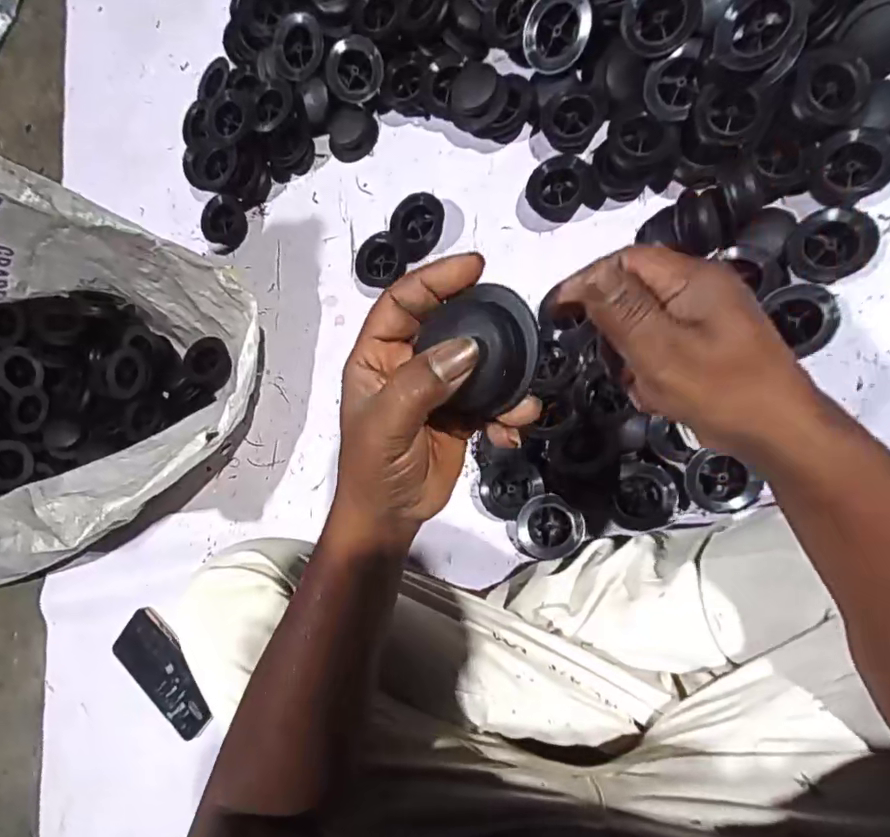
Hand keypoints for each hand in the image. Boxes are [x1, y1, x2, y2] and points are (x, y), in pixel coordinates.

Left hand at [330, 253, 538, 549]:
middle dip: (478, 321)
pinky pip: (489, 402)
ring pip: (476, 365)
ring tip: (517, 400)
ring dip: (503, 379)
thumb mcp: (387, 424)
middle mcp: (407, 367)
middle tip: (509, 320)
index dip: (433, 280)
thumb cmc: (372, 471)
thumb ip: (422, 384)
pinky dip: (505, 413)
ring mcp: (436, 391)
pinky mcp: (459, 416)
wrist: (390, 516)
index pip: (401, 303)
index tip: (470, 268)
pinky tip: (508, 430)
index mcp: (377, 359)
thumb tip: (466, 349)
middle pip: (445, 325)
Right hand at [550, 245, 819, 454]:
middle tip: (609, 356)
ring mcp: (707, 321)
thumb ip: (622, 311)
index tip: (561, 307)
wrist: (775, 431)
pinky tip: (658, 392)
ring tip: (641, 380)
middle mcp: (702, 293)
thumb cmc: (732, 394)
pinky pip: (661, 349)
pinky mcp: (707, 347)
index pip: (625, 261)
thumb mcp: (661, 350)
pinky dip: (650, 371)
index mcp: (693, 281)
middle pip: (633, 292)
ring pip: (645, 325)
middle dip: (612, 328)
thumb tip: (590, 278)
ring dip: (631, 355)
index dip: (587, 282)